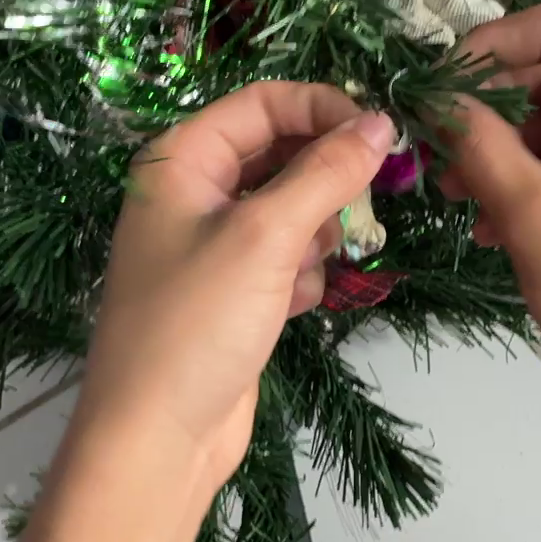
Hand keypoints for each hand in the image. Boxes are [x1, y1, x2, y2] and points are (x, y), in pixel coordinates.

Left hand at [77, 82, 395, 497]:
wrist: (159, 437)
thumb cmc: (198, 322)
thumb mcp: (265, 236)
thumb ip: (326, 173)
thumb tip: (380, 122)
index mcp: (181, 160)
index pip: (263, 104)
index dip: (323, 109)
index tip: (381, 132)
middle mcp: (194, 194)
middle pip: (280, 156)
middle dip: (323, 181)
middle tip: (367, 202)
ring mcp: (214, 245)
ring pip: (291, 210)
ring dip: (312, 237)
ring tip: (302, 271)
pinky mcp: (235, 290)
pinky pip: (285, 258)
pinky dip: (298, 277)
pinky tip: (287, 308)